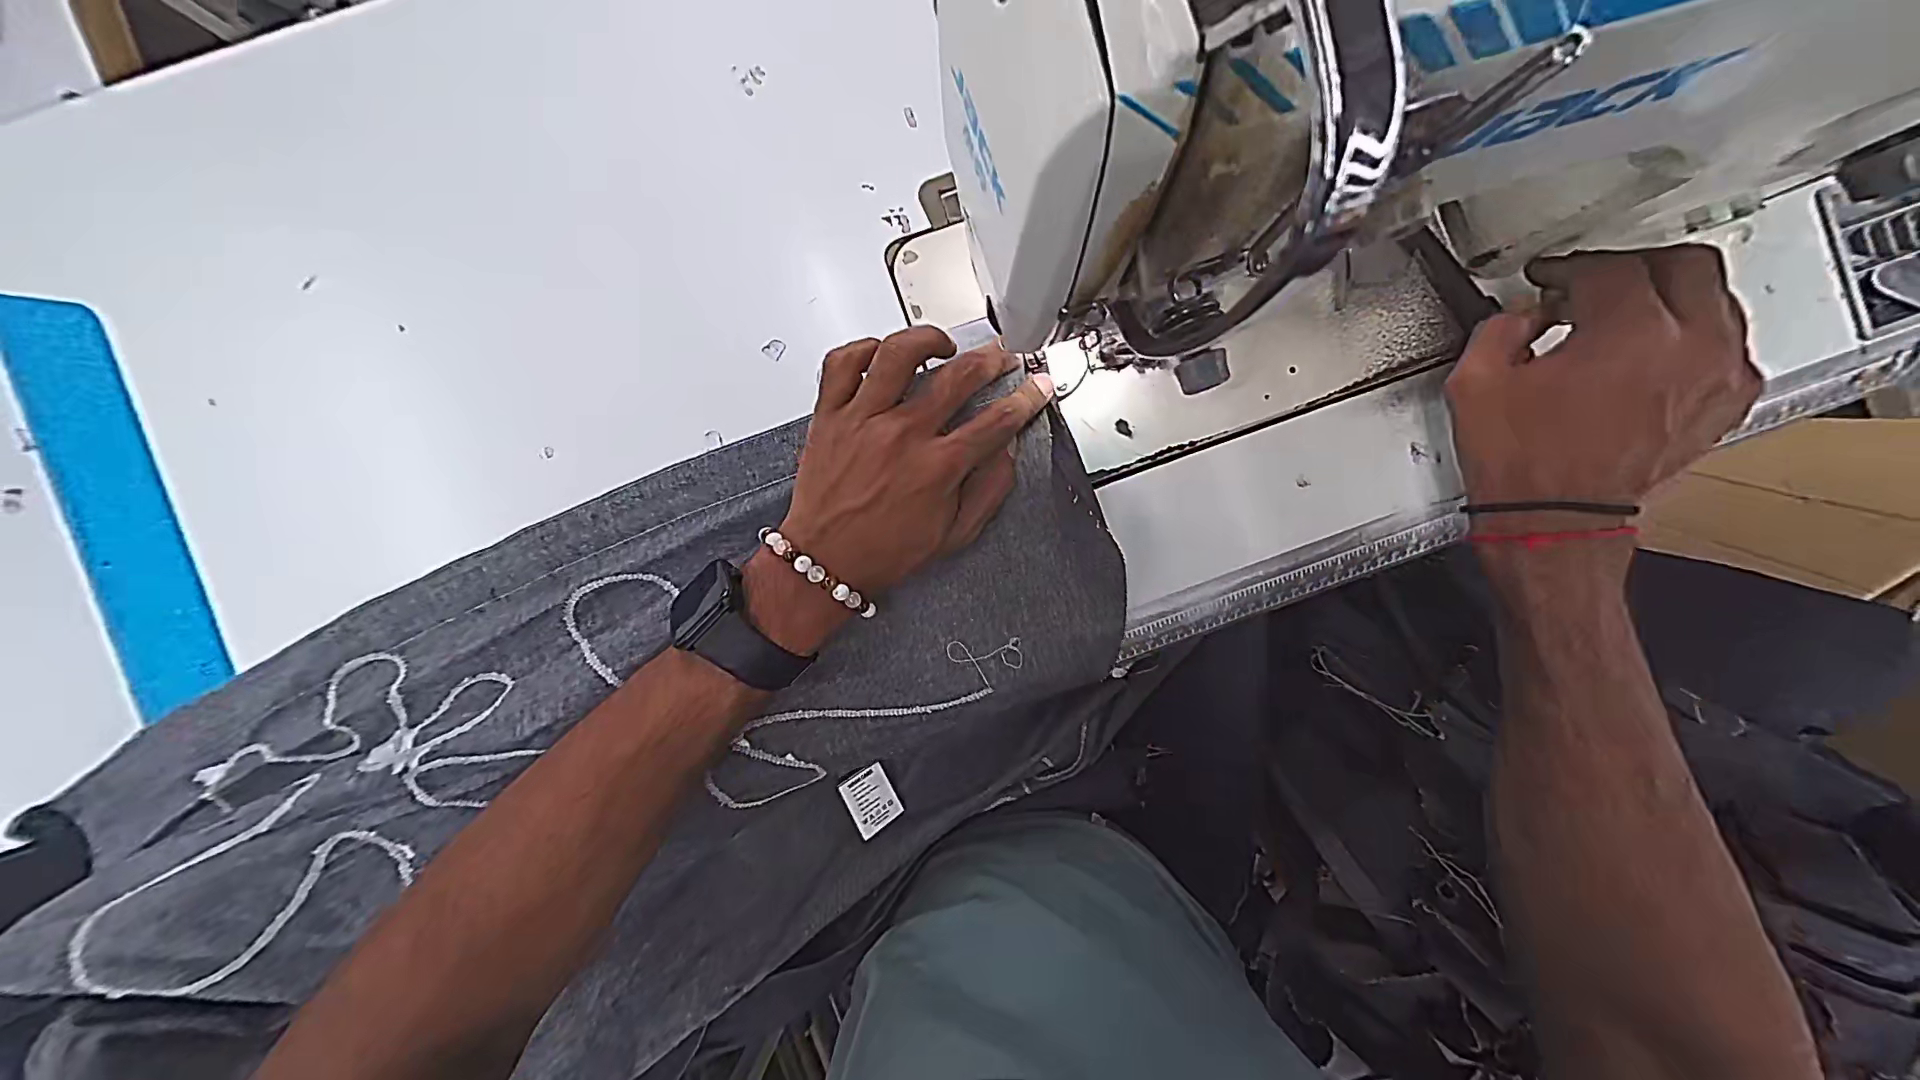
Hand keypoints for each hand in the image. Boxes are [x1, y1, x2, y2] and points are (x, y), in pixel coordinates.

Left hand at [743, 326, 1054, 654]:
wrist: (828, 561)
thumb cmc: (884, 550)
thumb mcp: (954, 534)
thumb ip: (988, 491)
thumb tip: (1007, 451)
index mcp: (937, 467)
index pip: (997, 419)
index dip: (1026, 398)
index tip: (1035, 387)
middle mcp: (902, 436)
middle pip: (959, 376)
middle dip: (992, 360)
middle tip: (1000, 359)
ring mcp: (863, 420)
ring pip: (900, 353)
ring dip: (930, 339)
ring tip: (943, 346)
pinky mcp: (830, 416)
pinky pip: (843, 363)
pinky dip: (865, 348)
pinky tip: (883, 355)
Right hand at [1445, 245, 1758, 537]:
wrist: (1552, 518)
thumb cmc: (1520, 463)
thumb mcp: (1474, 385)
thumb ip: (1499, 329)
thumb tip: (1523, 316)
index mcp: (1629, 334)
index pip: (1609, 269)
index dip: (1568, 268)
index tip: (1549, 277)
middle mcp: (1692, 345)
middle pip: (1681, 266)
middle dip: (1627, 268)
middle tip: (1589, 282)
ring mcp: (1718, 374)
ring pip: (1712, 300)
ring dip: (1663, 297)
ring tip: (1617, 316)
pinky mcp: (1725, 401)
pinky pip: (1722, 343)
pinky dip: (1686, 334)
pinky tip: (1646, 351)